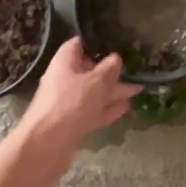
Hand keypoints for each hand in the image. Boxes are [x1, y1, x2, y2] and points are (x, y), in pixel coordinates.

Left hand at [21, 39, 143, 145]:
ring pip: (94, 93)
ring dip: (114, 91)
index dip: (95, 42)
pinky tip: (125, 106)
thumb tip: (115, 58)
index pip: (78, 45)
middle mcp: (64, 80)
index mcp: (64, 63)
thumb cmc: (71, 103)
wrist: (48, 144)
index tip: (115, 42)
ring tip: (137, 88)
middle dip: (110, 71)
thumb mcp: (96, 81)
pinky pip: (94, 111)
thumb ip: (109, 69)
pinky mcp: (73, 122)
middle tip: (133, 68)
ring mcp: (68, 103)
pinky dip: (109, 108)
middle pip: (89, 71)